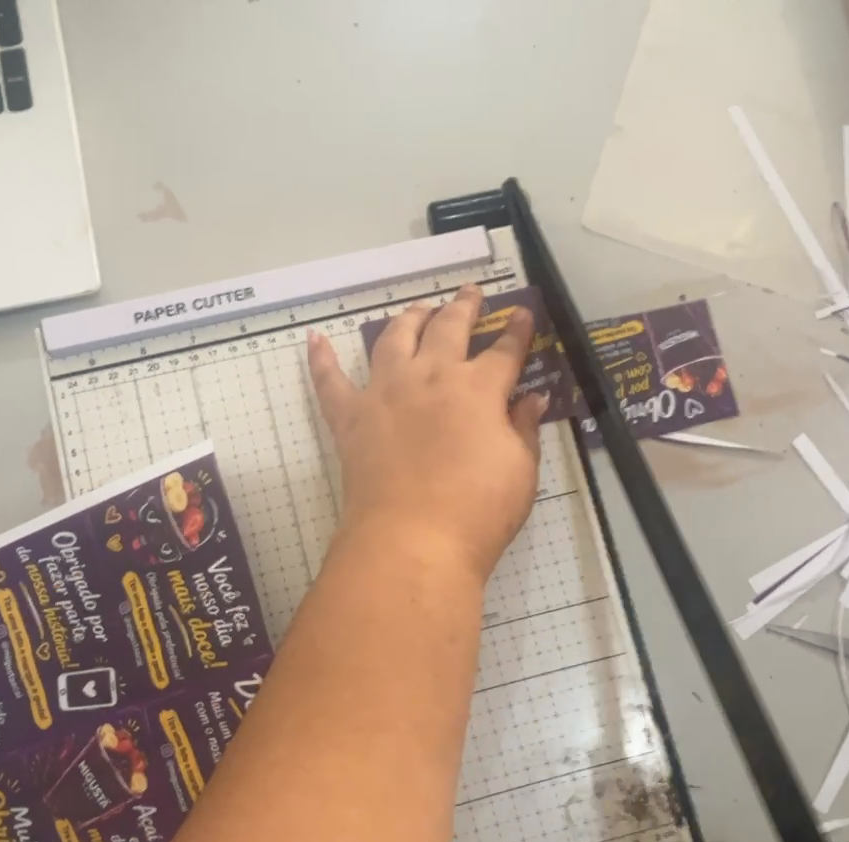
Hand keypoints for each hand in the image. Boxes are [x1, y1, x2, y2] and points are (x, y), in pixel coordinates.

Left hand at [307, 285, 546, 583]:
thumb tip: (532, 399)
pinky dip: (321, 359)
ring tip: (418, 308)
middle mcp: (431, 377)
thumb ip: (524, 429)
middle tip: (470, 293)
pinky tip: (316, 339)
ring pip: (394, 339)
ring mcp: (386, 393)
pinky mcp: (350, 418)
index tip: (523, 313)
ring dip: (409, 318)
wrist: (412, 541)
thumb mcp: (521, 471)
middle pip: (448, 328)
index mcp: (479, 388)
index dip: (517, 330)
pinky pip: (330, 381)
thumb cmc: (478, 511)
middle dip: (463, 307)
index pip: (505, 350)